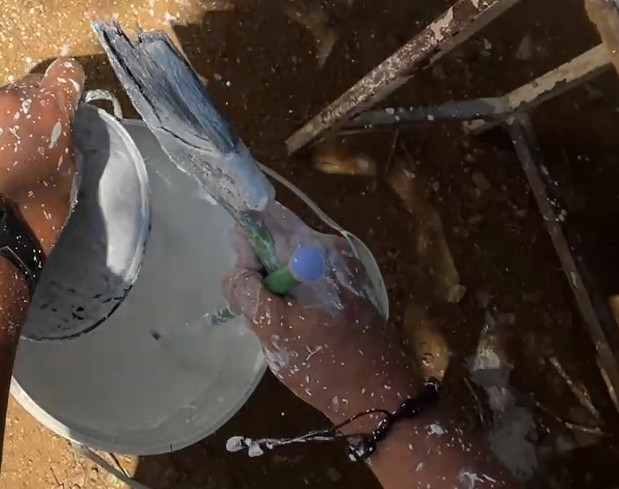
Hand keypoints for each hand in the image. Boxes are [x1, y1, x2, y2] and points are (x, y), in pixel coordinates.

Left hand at [0, 59, 84, 252]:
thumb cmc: (37, 210)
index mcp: (49, 108)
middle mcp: (13, 98)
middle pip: (29, 86)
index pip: (66, 72)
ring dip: (4, 117)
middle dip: (33, 105)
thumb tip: (58, 127)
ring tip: (0, 151)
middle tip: (29, 135)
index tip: (65, 98)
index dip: (67, 84)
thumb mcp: (69, 172)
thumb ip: (65, 137)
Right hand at [222, 205, 421, 425]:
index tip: (247, 283)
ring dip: (275, 283)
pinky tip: (297, 323)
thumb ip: (248, 291)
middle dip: (259, 268)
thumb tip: (237, 269)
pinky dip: (293, 291)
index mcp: (311, 249)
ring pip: (288, 257)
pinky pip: (306, 272)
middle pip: (275, 236)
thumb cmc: (325, 363)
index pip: (263, 218)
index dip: (245, 248)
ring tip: (279, 322)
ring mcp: (340, 263)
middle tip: (259, 309)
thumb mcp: (275, 330)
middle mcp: (328, 246)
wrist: (381, 398)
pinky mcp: (347, 282)